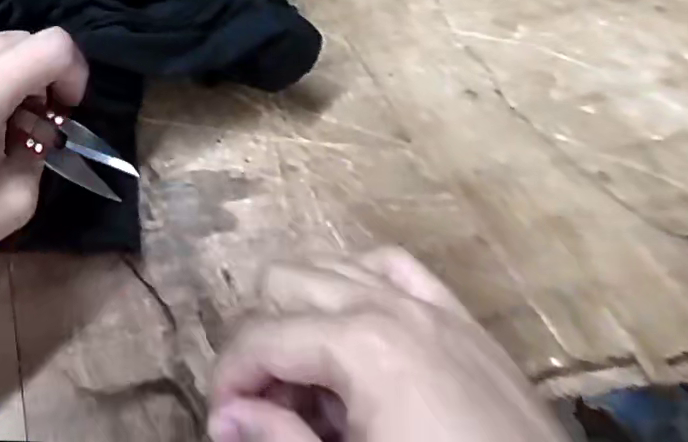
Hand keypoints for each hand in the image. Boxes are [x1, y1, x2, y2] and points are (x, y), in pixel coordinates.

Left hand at [0, 29, 89, 318]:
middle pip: (22, 37)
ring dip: (15, 72)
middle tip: (41, 123)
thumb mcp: (16, 196)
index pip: (52, 44)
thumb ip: (42, 147)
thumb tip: (40, 125)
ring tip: (9, 125)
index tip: (66, 112)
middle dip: (45, 73)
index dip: (75, 72)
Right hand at [208, 247, 567, 441]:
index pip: (257, 337)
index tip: (223, 421)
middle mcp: (385, 304)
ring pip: (327, 264)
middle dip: (263, 340)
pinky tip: (357, 328)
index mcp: (358, 343)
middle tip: (274, 405)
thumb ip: (279, 438)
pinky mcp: (464, 322)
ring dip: (303, 312)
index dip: (227, 378)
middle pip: (280, 283)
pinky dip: (359, 284)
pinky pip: (390, 266)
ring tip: (314, 379)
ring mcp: (430, 306)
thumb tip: (223, 418)